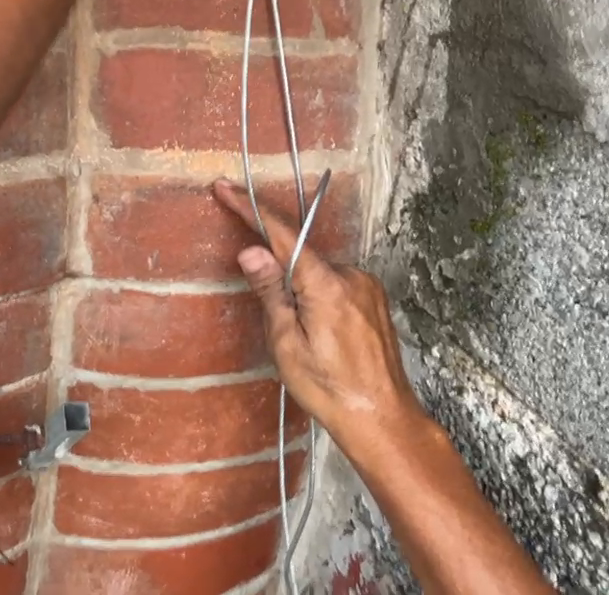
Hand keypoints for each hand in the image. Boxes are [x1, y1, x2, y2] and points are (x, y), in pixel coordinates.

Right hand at [213, 179, 426, 457]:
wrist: (383, 421)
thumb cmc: (329, 390)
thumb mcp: (287, 344)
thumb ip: (270, 291)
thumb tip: (250, 251)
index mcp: (326, 285)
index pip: (281, 233)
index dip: (250, 208)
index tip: (225, 188)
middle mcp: (351, 275)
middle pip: (299, 253)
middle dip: (278, 273)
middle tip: (278, 320)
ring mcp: (366, 285)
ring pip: (317, 271)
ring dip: (301, 289)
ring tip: (307, 339)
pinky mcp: (374, 296)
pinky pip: (335, 282)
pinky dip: (319, 295)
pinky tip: (324, 333)